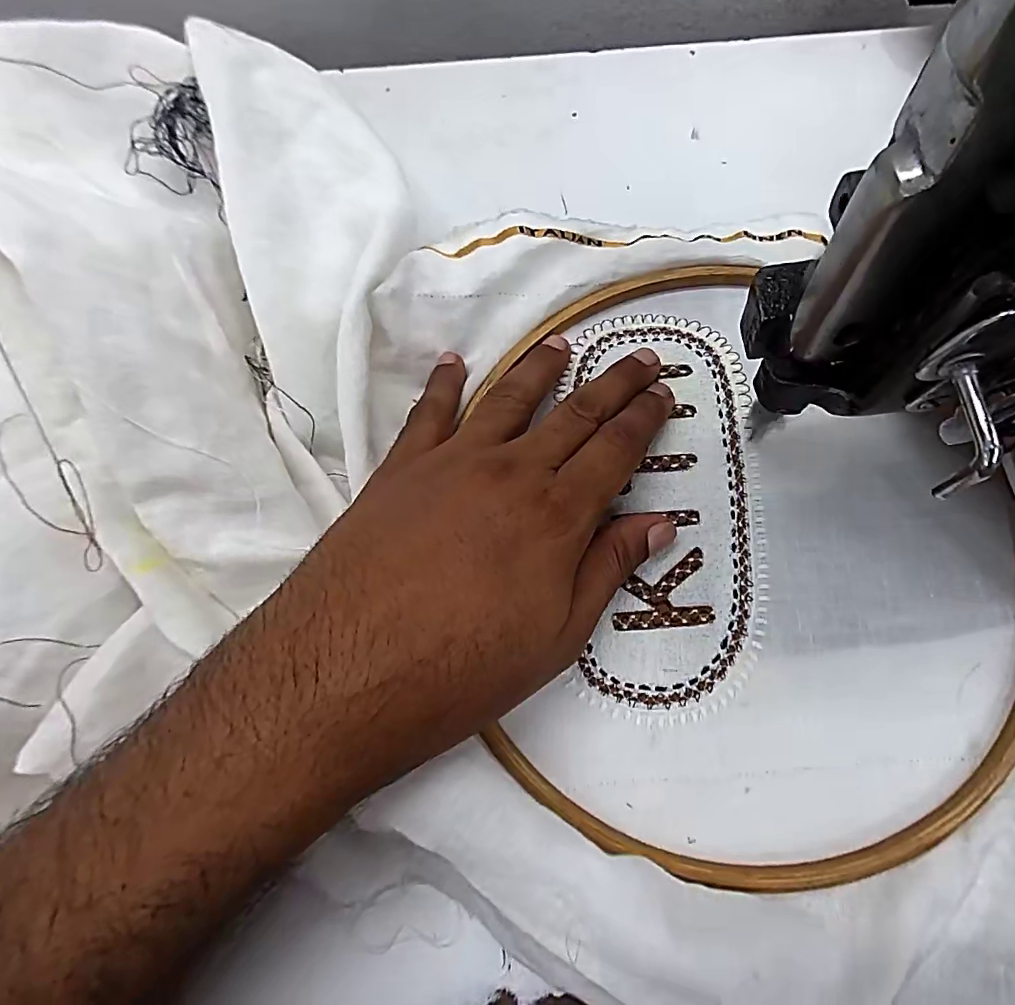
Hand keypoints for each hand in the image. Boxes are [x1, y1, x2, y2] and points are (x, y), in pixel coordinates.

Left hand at [256, 336, 678, 788]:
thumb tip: (659, 523)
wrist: (351, 669)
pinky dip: (444, 383)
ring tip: (563, 344)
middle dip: (614, 383)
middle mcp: (512, 473)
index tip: (663, 392)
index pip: (616, 450)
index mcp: (557, 515)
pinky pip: (430, 413)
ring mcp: (454, 464)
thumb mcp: (558, 635)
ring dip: (541, 368)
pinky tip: (454, 362)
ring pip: (509, 399)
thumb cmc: (467, 666)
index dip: (644, 418)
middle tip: (640, 357)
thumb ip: (608, 569)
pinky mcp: (402, 469)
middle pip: (575, 414)